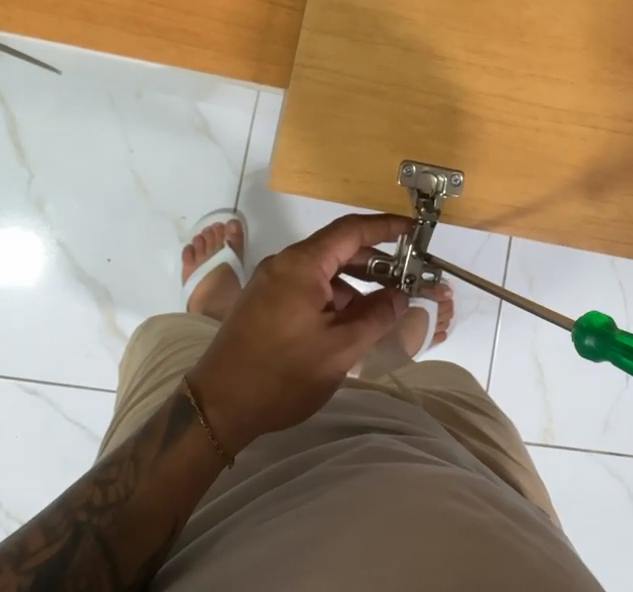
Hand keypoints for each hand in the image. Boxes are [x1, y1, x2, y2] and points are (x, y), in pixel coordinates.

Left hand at [184, 214, 408, 451]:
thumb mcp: (339, 349)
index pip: (351, 230)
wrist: (218, 405)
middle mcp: (283, 264)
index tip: (414, 230)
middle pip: (337, 250)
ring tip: (385, 309)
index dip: (386, 227)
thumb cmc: (282, 375)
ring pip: (322, 273)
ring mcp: (270, 283)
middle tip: (409, 279)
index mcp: (301, 264)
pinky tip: (351, 324)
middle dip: (375, 263)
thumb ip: (375, 317)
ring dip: (354, 286)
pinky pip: (306, 289)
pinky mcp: (264, 303)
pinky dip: (332, 299)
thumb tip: (401, 295)